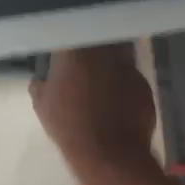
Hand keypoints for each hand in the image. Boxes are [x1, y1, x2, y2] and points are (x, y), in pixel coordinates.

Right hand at [30, 45, 157, 170]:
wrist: (109, 154)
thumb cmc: (68, 126)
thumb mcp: (42, 105)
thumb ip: (40, 86)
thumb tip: (41, 80)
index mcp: (73, 53)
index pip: (71, 31)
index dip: (68, 37)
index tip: (63, 47)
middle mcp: (103, 52)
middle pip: (98, 37)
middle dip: (91, 45)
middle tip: (82, 59)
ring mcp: (128, 67)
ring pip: (117, 54)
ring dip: (109, 62)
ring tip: (100, 79)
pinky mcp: (144, 85)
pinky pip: (130, 76)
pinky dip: (123, 83)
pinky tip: (116, 99)